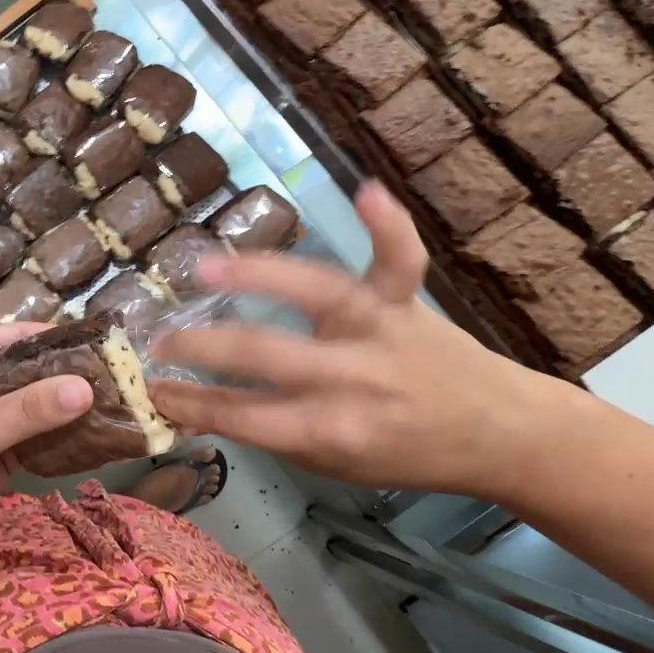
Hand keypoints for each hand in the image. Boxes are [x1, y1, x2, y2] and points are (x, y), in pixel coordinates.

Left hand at [0, 322, 91, 558]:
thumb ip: (30, 409)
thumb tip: (85, 387)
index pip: (5, 337)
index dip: (41, 334)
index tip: (86, 338)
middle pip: (26, 371)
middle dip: (63, 372)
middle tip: (112, 373)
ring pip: (36, 407)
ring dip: (67, 407)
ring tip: (114, 402)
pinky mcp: (3, 455)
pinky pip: (39, 439)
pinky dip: (63, 438)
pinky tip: (96, 436)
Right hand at [149, 182, 582, 495]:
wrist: (503, 435)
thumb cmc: (403, 453)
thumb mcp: (329, 462)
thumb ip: (264, 431)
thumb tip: (192, 406)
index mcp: (333, 430)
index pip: (243, 416)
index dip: (190, 405)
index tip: (151, 390)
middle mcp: (356, 379)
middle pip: (267, 355)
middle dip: (203, 348)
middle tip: (159, 343)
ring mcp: (383, 332)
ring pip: (319, 294)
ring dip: (260, 275)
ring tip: (206, 267)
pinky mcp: (407, 301)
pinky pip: (400, 260)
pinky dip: (387, 226)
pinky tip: (364, 190)